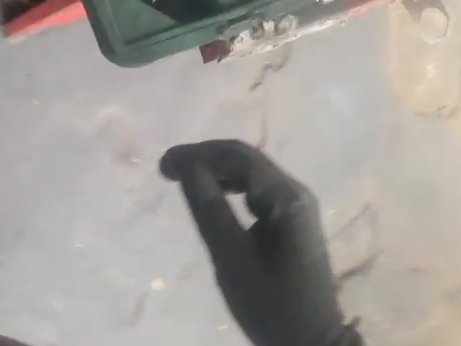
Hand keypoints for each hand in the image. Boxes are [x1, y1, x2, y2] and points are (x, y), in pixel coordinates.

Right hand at [160, 141, 354, 345]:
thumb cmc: (271, 306)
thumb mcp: (232, 259)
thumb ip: (209, 208)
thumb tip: (187, 167)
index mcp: (287, 197)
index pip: (237, 157)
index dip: (197, 154)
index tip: (164, 166)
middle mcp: (296, 191)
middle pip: (245, 158)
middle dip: (205, 158)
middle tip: (168, 169)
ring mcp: (297, 204)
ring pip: (251, 171)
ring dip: (216, 170)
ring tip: (184, 178)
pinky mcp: (293, 218)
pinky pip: (258, 189)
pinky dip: (231, 185)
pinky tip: (213, 194)